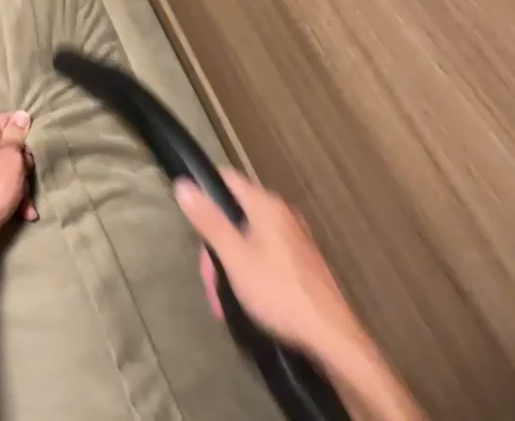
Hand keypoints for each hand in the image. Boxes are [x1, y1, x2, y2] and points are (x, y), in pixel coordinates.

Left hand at [0, 111, 36, 258]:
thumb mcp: (12, 157)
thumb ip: (17, 135)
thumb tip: (21, 115)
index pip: (6, 120)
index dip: (23, 132)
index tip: (32, 149)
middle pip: (6, 146)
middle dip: (22, 165)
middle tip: (27, 176)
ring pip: (4, 169)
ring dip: (20, 184)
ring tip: (26, 202)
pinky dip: (9, 195)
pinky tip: (22, 211)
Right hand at [174, 167, 365, 361]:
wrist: (330, 336)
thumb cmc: (278, 292)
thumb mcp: (234, 258)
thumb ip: (209, 221)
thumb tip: (184, 184)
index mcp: (266, 205)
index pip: (227, 179)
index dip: (204, 191)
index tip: (190, 217)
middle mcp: (282, 214)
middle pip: (236, 214)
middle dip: (216, 245)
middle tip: (210, 279)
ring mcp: (295, 238)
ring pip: (248, 239)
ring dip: (230, 264)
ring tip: (225, 298)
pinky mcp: (302, 261)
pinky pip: (265, 254)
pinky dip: (250, 271)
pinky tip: (246, 299)